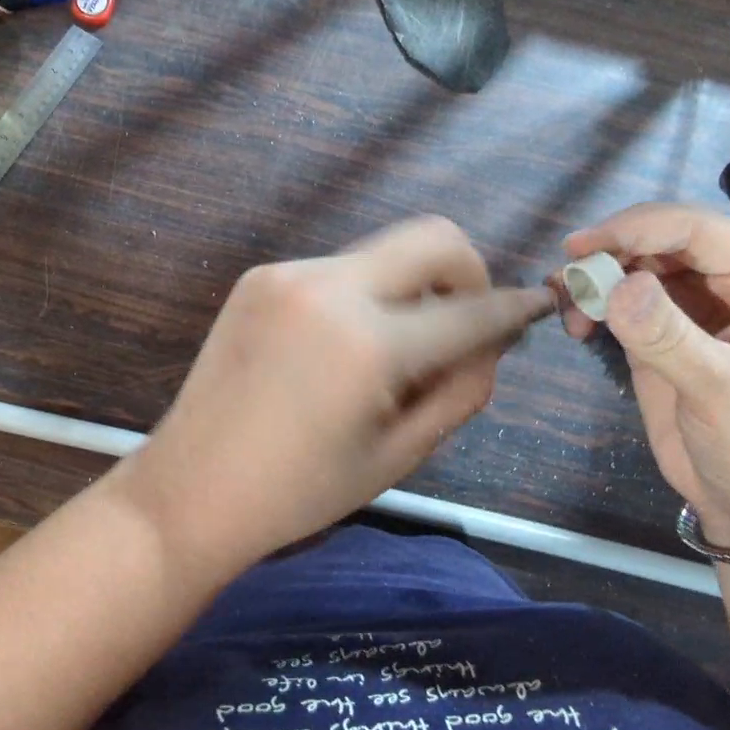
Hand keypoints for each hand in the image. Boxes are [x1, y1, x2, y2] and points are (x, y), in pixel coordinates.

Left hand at [119, 216, 553, 574]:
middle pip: (434, 237)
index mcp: (370, 345)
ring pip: (384, 252)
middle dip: (468, 273)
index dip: (514, 309)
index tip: (538, 305)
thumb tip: (492, 341)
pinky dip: (363, 296)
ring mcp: (289, 274)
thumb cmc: (301, 492)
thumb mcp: (399, 455)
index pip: (471, 311)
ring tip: (395, 349)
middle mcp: (331, 288)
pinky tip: (341, 348)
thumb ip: (461, 391)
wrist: (191, 489)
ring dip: (411, 287)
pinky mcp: (260, 277)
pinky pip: (338, 270)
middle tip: (465, 321)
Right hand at [554, 203, 729, 546]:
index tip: (578, 249)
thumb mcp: (723, 392)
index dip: (635, 229)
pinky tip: (577, 327)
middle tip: (566, 282)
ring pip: (632, 265)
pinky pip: (619, 298)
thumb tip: (615, 286)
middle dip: (608, 253)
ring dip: (593, 278)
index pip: (696, 229)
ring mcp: (692, 303)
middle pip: (658, 239)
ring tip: (567, 311)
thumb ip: (669, 337)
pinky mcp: (660, 331)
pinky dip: (592, 303)